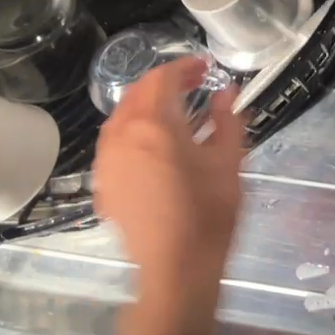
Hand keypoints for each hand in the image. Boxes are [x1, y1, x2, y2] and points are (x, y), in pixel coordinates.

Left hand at [94, 57, 246, 318]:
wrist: (175, 268)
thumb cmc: (210, 212)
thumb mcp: (230, 161)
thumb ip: (227, 120)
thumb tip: (225, 92)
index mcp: (156, 125)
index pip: (163, 79)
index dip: (185, 66)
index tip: (207, 67)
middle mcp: (123, 137)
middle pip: (137, 94)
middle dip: (166, 82)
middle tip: (195, 83)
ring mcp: (108, 162)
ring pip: (121, 117)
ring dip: (147, 105)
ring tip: (177, 111)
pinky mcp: (104, 184)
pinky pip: (115, 143)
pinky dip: (135, 130)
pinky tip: (158, 144)